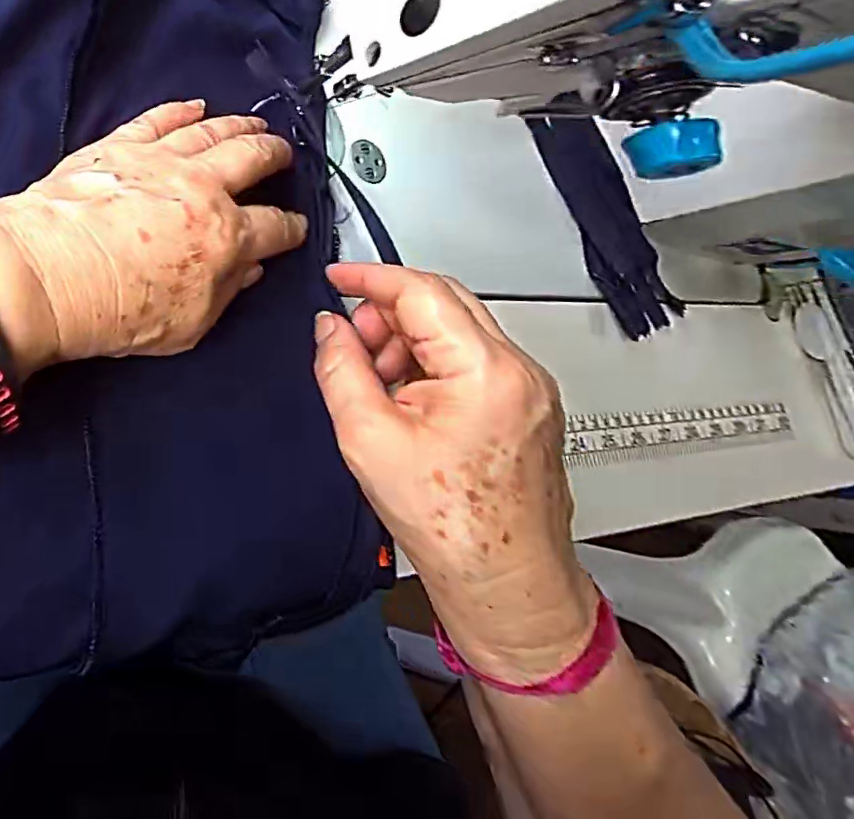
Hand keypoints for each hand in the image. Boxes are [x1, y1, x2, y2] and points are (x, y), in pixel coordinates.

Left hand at [0, 100, 308, 370]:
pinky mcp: (118, 148)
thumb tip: (244, 272)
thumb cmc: (107, 308)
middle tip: (281, 154)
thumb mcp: (185, 325)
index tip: (292, 227)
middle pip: (253, 159)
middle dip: (273, 156)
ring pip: (212, 131)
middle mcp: (201, 189)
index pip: (275, 227)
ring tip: (251, 122)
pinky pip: (158, 119)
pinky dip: (179, 110)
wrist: (45, 275)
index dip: (290, 227)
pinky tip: (192, 107)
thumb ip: (223, 294)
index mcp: (225, 237)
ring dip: (237, 125)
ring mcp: (158, 162)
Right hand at [312, 263, 598, 684]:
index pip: (421, 291)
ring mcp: (525, 387)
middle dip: (384, 311)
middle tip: (345, 339)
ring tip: (370, 381)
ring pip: (452, 329)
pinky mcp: (520, 403)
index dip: (369, 277)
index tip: (334, 277)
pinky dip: (422, 361)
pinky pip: (463, 358)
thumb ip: (339, 367)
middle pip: (442, 302)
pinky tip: (397, 396)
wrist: (501, 576)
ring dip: (401, 338)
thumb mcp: (365, 434)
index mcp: (485, 371)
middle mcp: (517, 370)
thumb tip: (328, 326)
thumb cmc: (447, 519)